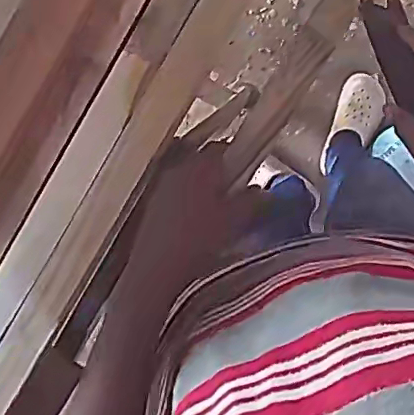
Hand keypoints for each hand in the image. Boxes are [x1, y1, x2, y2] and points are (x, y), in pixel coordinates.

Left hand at [120, 141, 262, 296]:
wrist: (158, 267)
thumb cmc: (200, 240)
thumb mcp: (235, 221)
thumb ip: (253, 201)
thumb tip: (263, 191)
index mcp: (201, 165)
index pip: (221, 147)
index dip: (236, 155)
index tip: (245, 168)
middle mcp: (178, 167)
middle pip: (201, 156)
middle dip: (216, 166)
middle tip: (231, 184)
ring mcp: (161, 183)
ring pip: (185, 171)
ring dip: (199, 179)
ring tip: (212, 201)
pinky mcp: (151, 201)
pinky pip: (172, 187)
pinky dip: (184, 194)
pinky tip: (192, 215)